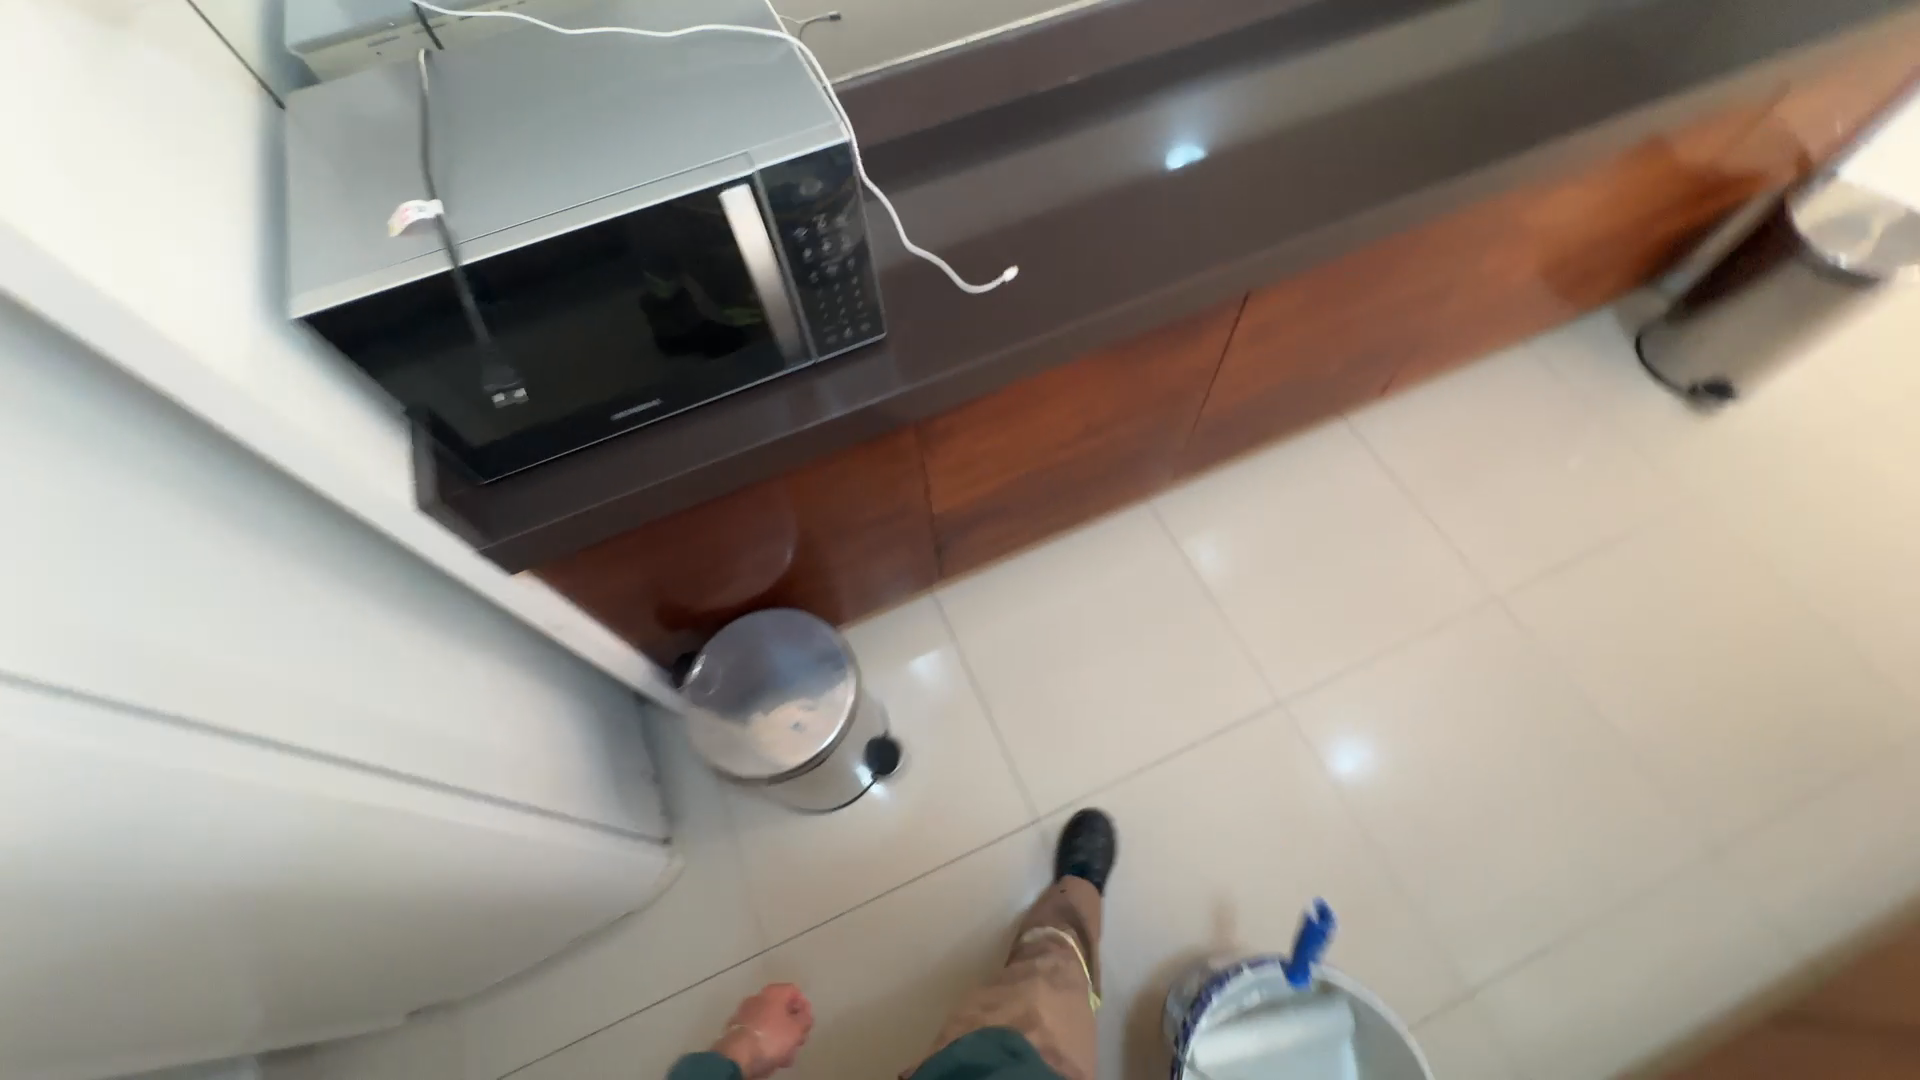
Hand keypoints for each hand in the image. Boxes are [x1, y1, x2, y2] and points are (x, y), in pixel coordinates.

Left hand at [712, 983, 812, 1079]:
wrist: (736, 1056)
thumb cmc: (771, 1038)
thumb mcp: (796, 1029)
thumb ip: (805, 1019)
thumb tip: (806, 1015)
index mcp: (774, 991)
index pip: (795, 991)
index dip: (804, 1007)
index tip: (807, 1023)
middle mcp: (758, 997)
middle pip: (781, 1008)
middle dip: (791, 1025)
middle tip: (797, 1041)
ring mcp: (745, 1013)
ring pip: (769, 1023)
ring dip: (779, 1037)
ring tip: (785, 1055)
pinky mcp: (735, 1030)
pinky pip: (757, 1033)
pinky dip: (764, 1042)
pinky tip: (770, 1057)